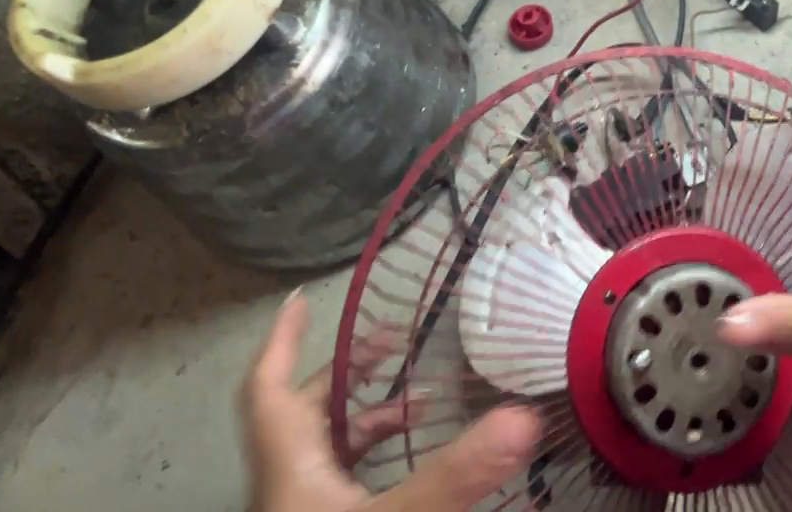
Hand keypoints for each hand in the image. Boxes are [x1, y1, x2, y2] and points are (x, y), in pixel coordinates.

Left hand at [241, 291, 540, 511]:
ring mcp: (307, 511)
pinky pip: (347, 484)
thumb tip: (524, 417)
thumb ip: (454, 476)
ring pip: (331, 452)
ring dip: (374, 419)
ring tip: (426, 403)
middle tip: (399, 344)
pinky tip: (422, 467)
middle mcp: (292, 486)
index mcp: (291, 468)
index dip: (281, 342)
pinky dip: (381, 462)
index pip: (268, 391)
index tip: (300, 300)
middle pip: (308, 413)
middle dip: (352, 373)